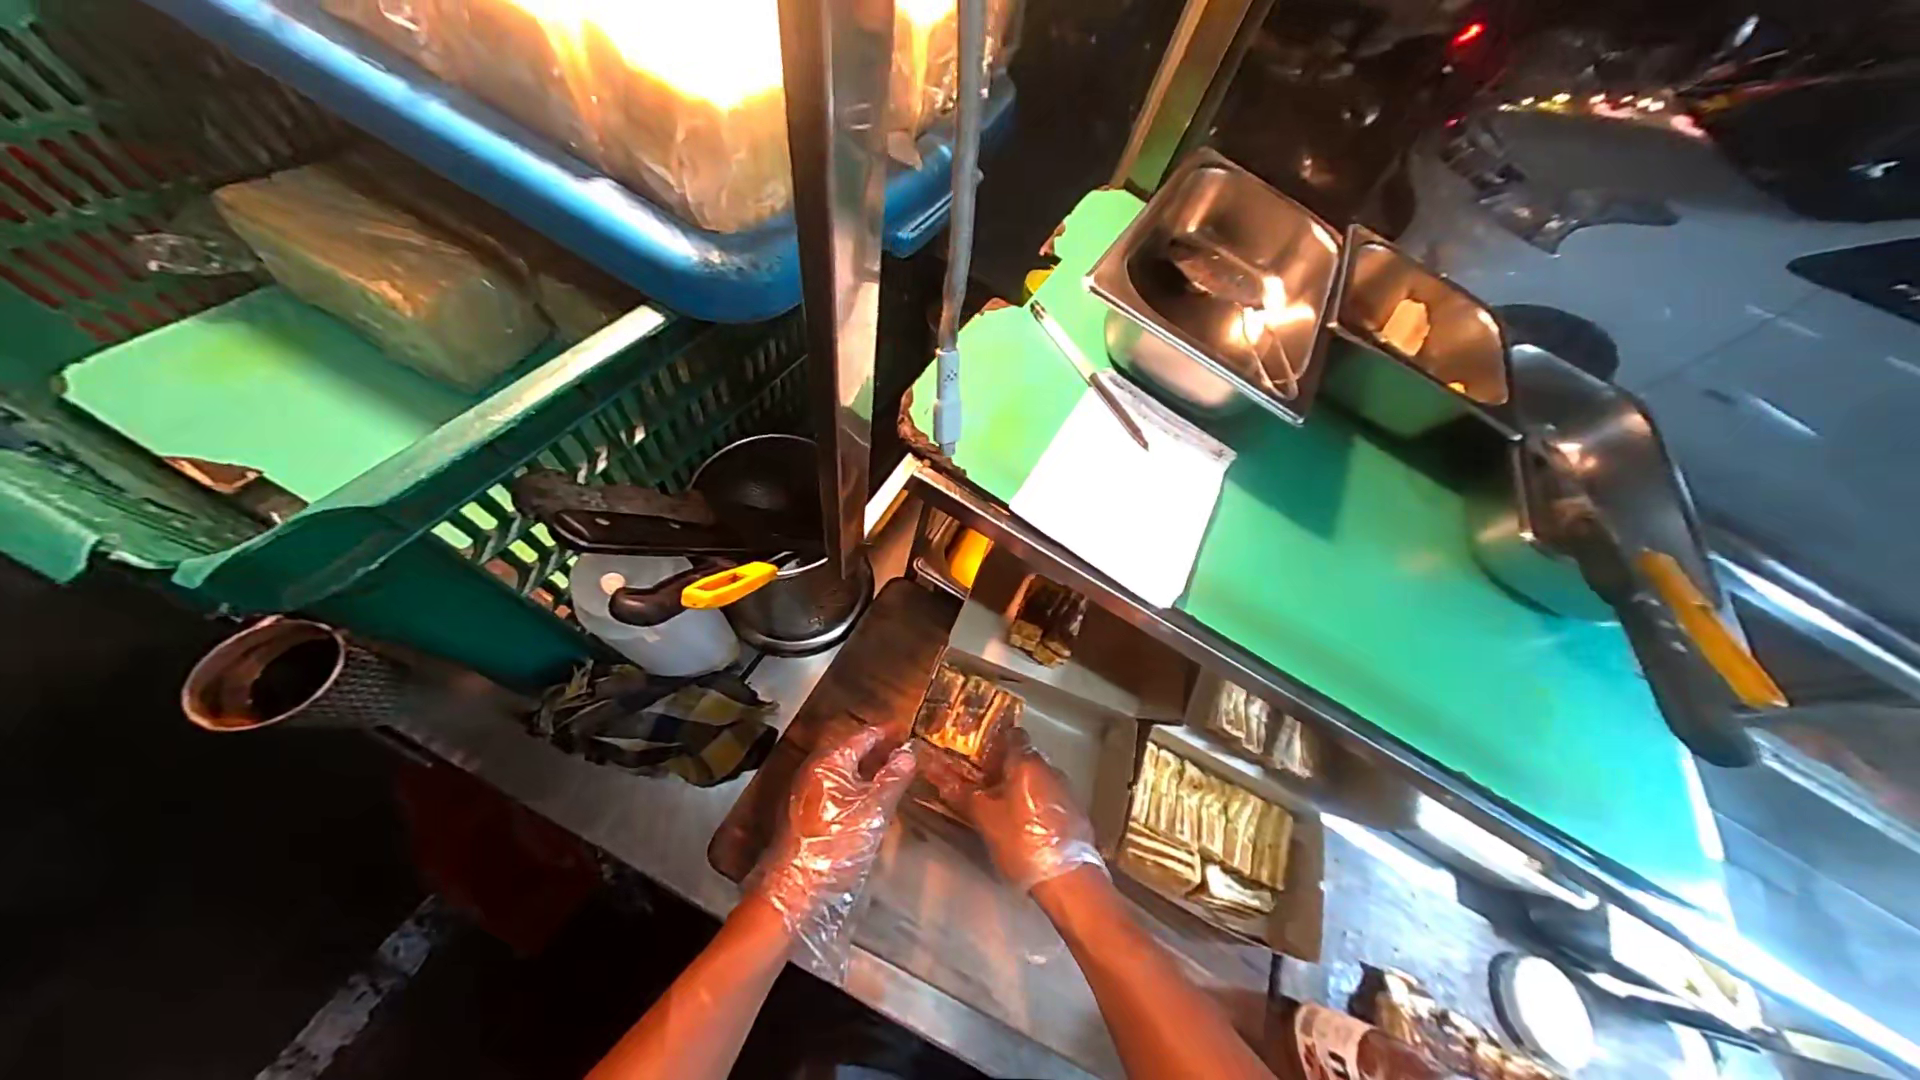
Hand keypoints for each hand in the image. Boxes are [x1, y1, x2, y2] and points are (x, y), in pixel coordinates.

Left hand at [749, 724, 915, 971]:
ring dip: (867, 768)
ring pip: (843, 771)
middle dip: (877, 749)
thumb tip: (909, 751)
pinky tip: (871, 799)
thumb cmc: (836, 845)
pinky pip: (837, 788)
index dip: (886, 732)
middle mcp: (814, 771)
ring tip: (892, 772)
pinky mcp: (806, 814)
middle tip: (903, 750)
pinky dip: (856, 786)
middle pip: (851, 751)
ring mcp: (807, 793)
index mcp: (829, 763)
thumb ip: (893, 778)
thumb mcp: (874, 811)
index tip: (906, 729)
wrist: (795, 893)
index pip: (862, 736)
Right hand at [924, 730, 1104, 891]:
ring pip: (1038, 778)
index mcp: (1027, 763)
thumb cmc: (1022, 843)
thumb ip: (964, 795)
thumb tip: (941, 777)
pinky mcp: (1076, 811)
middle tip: (985, 785)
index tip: (980, 756)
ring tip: (1003, 807)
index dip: (996, 743)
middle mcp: (1050, 769)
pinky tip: (1026, 824)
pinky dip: (1037, 803)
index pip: (1013, 735)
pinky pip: (1051, 796)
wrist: (1069, 881)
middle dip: (1006, 769)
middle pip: (1025, 758)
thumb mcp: (986, 819)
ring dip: (1022, 787)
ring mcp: (1066, 790)